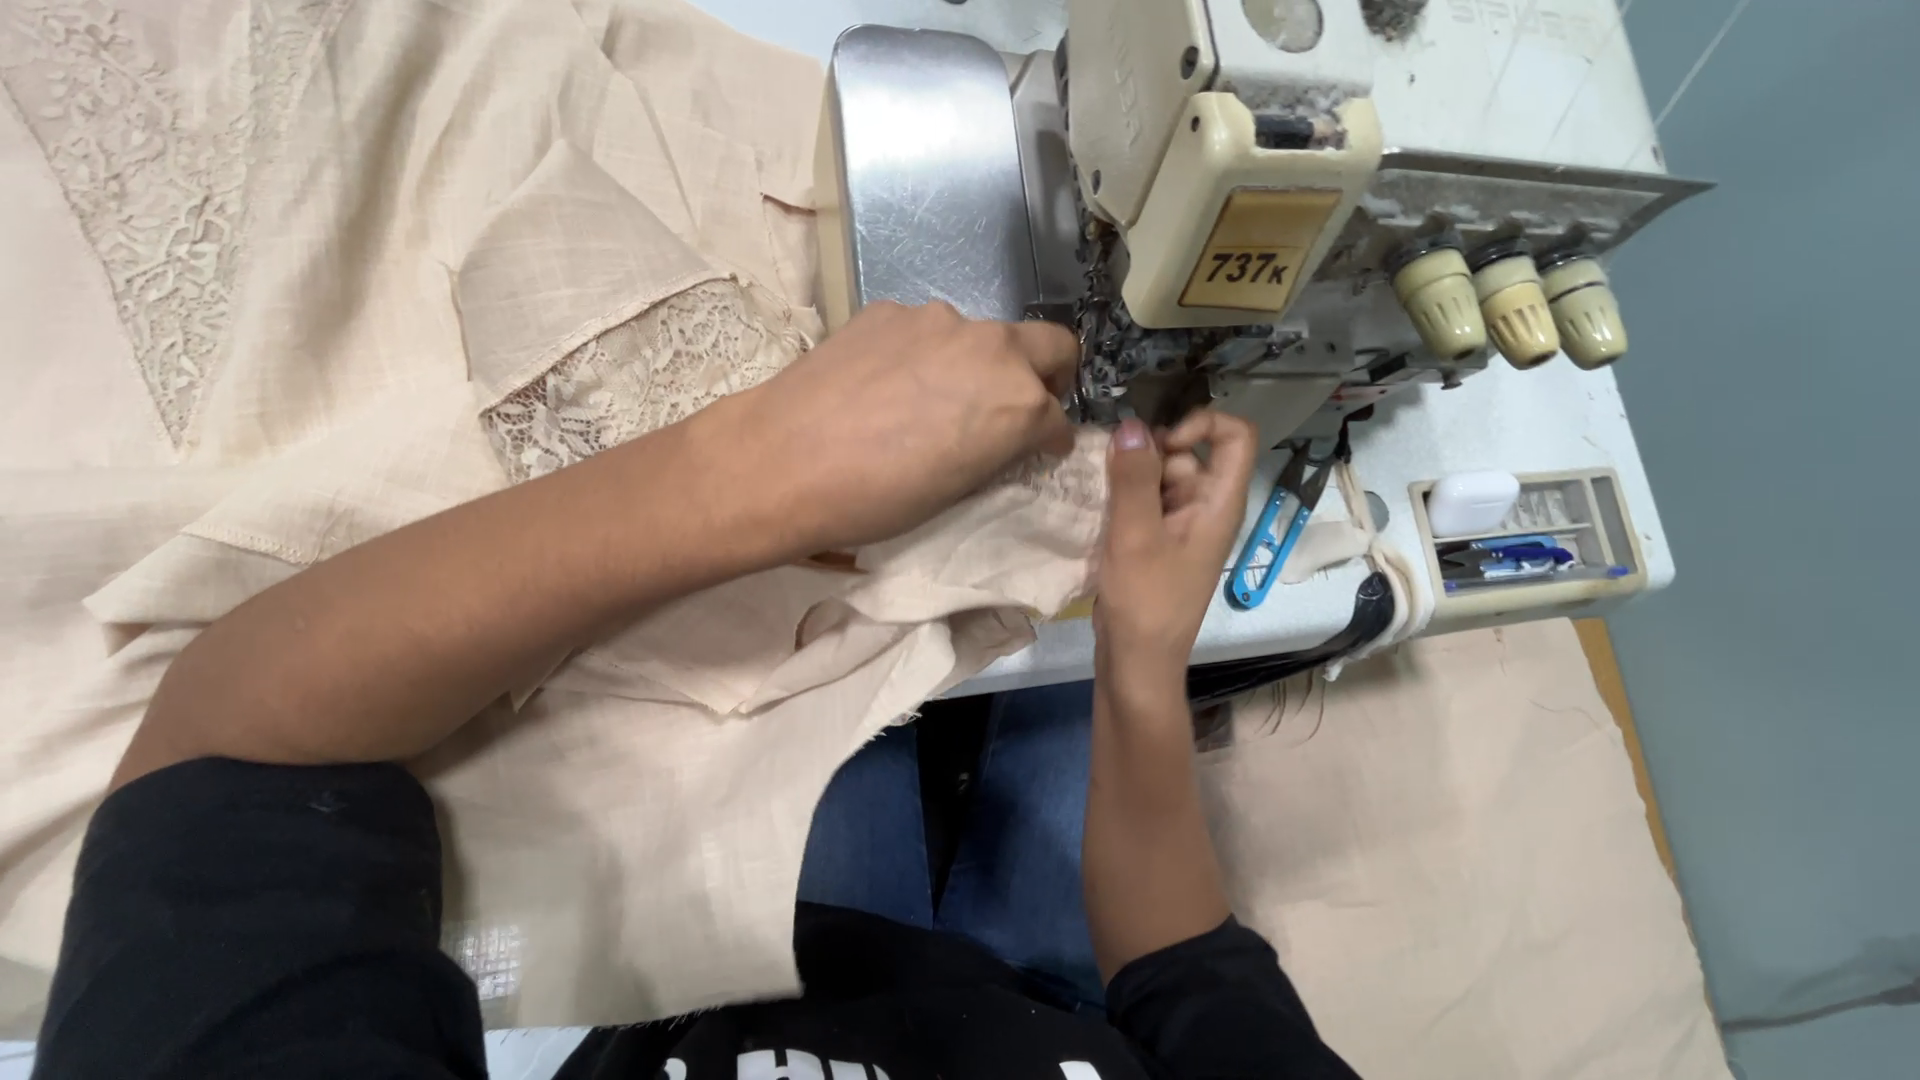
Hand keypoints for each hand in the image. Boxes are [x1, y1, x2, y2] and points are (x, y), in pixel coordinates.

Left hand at [715, 301, 1077, 552]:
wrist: (784, 461)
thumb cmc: (877, 498)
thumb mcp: (956, 491)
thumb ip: (997, 453)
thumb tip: (1006, 440)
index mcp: (1020, 403)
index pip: (1060, 417)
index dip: (1051, 439)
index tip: (1038, 451)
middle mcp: (991, 348)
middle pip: (1050, 346)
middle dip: (1046, 377)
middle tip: (1012, 410)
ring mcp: (939, 321)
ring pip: (981, 338)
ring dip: (974, 366)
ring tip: (928, 401)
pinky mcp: (890, 310)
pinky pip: (926, 332)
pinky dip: (923, 355)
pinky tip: (885, 386)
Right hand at [1095, 410, 1258, 688]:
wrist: (1136, 662)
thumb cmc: (1145, 601)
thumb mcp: (1135, 535)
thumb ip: (1134, 478)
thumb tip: (1131, 424)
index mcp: (1218, 504)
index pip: (1235, 436)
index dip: (1201, 424)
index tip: (1159, 443)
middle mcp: (1205, 508)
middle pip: (1187, 453)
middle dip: (1149, 454)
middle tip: (1111, 476)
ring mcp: (1181, 526)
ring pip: (1159, 476)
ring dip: (1129, 477)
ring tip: (1097, 494)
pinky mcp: (1157, 541)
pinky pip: (1144, 501)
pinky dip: (1122, 497)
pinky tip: (1096, 510)